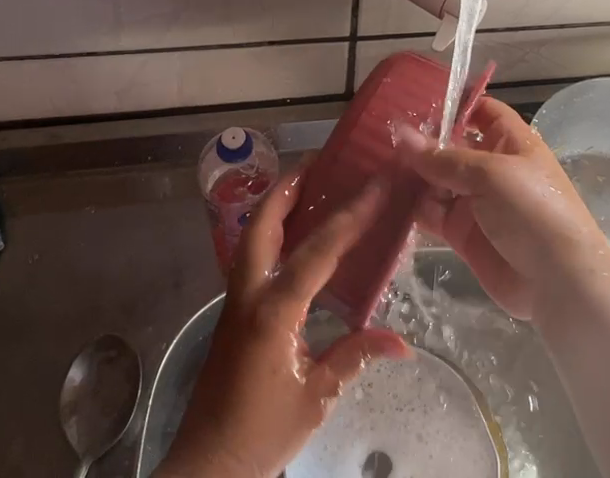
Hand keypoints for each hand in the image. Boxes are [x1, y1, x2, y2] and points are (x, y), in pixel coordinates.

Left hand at [156, 173, 411, 477]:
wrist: (207, 465)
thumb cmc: (261, 432)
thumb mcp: (316, 397)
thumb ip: (354, 357)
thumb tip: (402, 344)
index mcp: (273, 312)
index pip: (318, 251)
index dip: (351, 215)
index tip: (378, 184)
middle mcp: (249, 295)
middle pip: (263, 223)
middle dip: (291, 186)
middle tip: (322, 162)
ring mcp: (235, 301)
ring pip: (252, 236)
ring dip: (279, 204)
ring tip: (311, 184)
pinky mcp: (233, 313)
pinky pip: (254, 257)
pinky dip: (275, 232)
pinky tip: (297, 236)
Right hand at [397, 96, 609, 320]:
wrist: (557, 281)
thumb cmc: (533, 211)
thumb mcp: (490, 174)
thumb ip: (443, 158)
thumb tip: (401, 134)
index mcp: (511, 142)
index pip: (481, 111)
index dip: (452, 106)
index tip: (413, 103)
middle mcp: (492, 168)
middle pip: (451, 147)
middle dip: (421, 144)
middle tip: (378, 138)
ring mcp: (476, 202)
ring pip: (436, 181)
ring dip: (411, 176)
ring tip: (374, 168)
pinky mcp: (463, 234)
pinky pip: (432, 213)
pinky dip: (412, 207)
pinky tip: (384, 199)